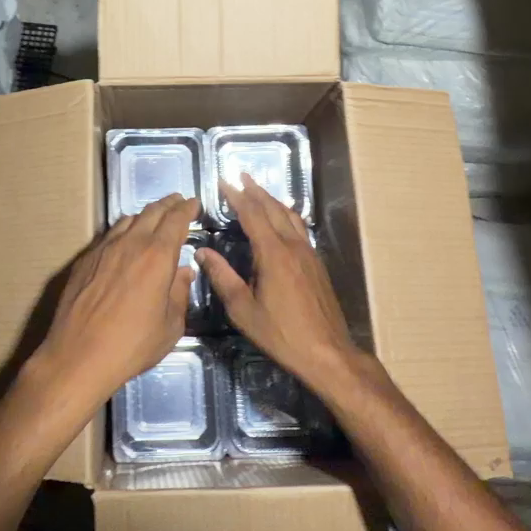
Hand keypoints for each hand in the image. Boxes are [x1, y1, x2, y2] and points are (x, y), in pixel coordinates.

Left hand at [27, 194, 197, 409]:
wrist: (79, 354)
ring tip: (152, 219)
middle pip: (152, 212)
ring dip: (144, 215)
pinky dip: (123, 231)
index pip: (176, 220)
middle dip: (168, 204)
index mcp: (157, 256)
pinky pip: (109, 235)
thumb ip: (179, 294)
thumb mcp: (170, 326)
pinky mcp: (85, 259)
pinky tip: (124, 241)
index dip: (187, 209)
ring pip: (128, 220)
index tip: (194, 203)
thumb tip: (184, 273)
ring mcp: (104, 249)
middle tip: (177, 202)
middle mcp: (131, 243)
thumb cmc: (132, 345)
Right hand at [198, 174, 363, 390]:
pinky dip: (286, 216)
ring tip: (259, 192)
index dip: (237, 196)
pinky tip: (283, 221)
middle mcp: (292, 246)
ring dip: (272, 201)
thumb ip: (222, 278)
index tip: (224, 181)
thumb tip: (202, 253)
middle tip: (241, 177)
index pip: (252, 214)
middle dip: (255, 191)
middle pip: (273, 209)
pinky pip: (299, 229)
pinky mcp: (316, 265)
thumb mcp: (244, 310)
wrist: (328, 353)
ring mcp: (308, 254)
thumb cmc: (282, 334)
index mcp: (273, 253)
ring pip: (289, 217)